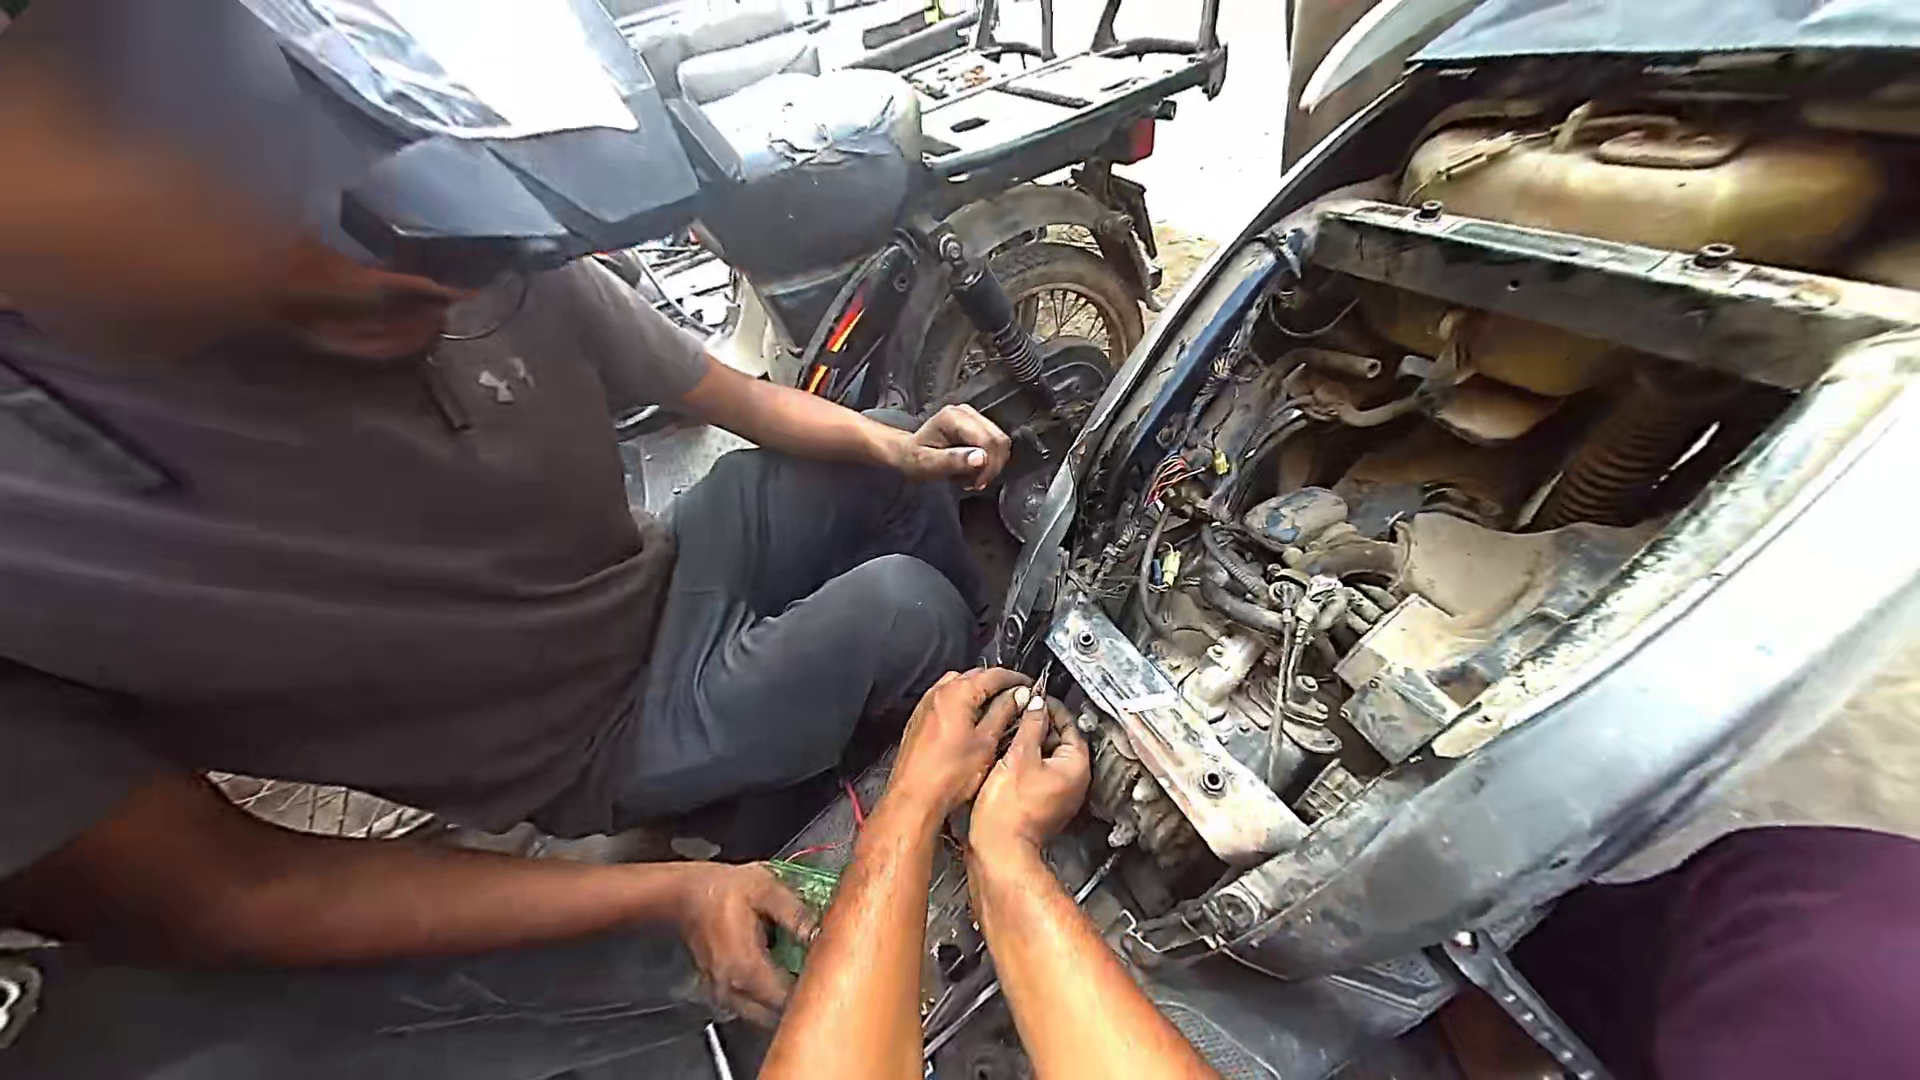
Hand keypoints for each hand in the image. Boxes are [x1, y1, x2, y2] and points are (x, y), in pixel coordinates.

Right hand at [670, 862, 816, 1026]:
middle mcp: (732, 990)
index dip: (808, 986)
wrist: (689, 894)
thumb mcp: (766, 888)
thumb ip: (794, 911)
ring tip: (799, 964)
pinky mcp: (721, 990)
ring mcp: (724, 994)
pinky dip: (768, 993)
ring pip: (762, 1013)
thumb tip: (818, 931)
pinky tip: (780, 966)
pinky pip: (751, 1005)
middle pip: (774, 1013)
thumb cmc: (725, 889)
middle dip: (798, 994)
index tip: (825, 966)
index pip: (785, 999)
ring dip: (783, 996)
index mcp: (745, 967)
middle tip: (816, 965)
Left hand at [888, 668, 1031, 820]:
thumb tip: (1016, 697)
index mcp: (957, 693)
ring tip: (994, 708)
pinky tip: (970, 720)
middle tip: (1015, 696)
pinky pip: (944, 699)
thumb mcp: (986, 742)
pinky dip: (960, 702)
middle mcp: (939, 693)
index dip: (1014, 678)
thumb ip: (1003, 713)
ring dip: (977, 690)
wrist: (914, 798)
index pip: (993, 674)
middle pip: (974, 675)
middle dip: (996, 682)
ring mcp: (926, 705)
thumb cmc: (947, 776)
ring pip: (957, 685)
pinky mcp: (919, 719)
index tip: (1027, 685)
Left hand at [893, 405, 1011, 489]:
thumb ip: (953, 461)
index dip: (989, 466)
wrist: (909, 452)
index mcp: (953, 418)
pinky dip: (990, 462)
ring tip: (971, 476)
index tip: (977, 484)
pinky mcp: (980, 425)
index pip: (988, 441)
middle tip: (973, 483)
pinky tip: (973, 468)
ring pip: (1001, 444)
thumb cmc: (915, 459)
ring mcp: (975, 416)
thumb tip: (981, 458)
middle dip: (991, 467)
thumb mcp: (928, 464)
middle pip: (999, 441)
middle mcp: (967, 412)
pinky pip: (997, 445)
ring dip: (991, 466)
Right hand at [970, 694, 1089, 860]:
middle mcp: (1074, 781)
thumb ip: (1030, 724)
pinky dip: (1025, 759)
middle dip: (1038, 723)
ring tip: (1009, 729)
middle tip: (1018, 710)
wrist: (998, 849)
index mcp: (1075, 766)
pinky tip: (1006, 754)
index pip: (1069, 724)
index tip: (1035, 696)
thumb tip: (1036, 704)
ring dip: (1030, 741)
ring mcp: (1059, 793)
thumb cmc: (1009, 810)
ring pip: (1047, 754)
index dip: (1050, 706)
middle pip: (1059, 738)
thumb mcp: (1019, 754)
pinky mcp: (1043, 802)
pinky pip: (1038, 770)